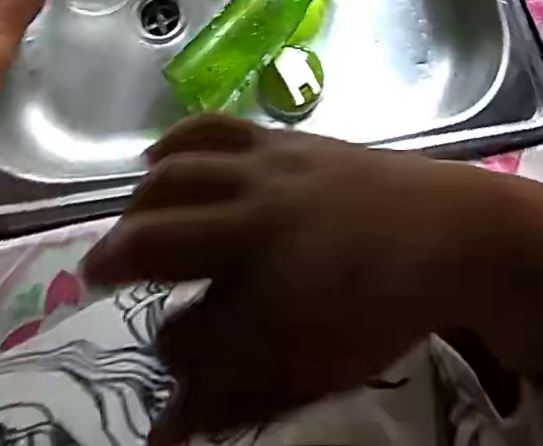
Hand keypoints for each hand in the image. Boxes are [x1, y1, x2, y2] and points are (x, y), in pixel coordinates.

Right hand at [81, 115, 504, 441]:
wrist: (445, 230)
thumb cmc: (382, 309)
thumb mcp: (316, 371)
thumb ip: (236, 398)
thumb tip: (164, 432)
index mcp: (268, 299)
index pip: (184, 334)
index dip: (174, 349)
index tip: (180, 349)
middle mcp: (254, 226)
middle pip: (155, 238)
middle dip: (114, 260)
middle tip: (97, 272)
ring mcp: (264, 172)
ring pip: (173, 177)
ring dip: (138, 203)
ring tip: (131, 221)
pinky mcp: (279, 139)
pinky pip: (211, 128)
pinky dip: (174, 141)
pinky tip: (157, 158)